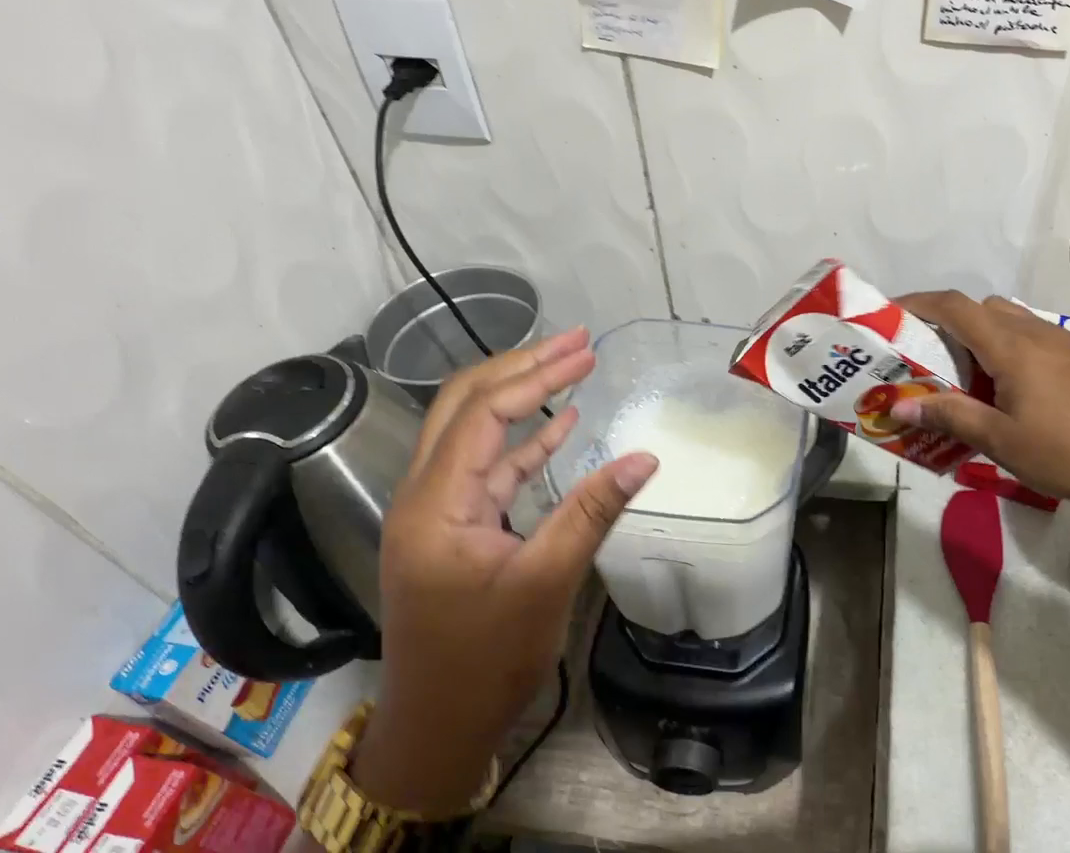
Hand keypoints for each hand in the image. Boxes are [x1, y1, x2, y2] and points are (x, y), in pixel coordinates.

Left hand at [349, 328, 657, 815]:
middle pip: (465, 407)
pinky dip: (523, 444)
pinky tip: (560, 427)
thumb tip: (644, 458)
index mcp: (436, 502)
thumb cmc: (486, 660)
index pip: (482, 413)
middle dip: (522, 368)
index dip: (536, 376)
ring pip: (473, 433)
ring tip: (572, 367)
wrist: (437, 726)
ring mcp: (435, 511)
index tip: (586, 352)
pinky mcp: (453, 529)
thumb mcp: (546, 584)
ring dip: (522, 399)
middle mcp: (425, 495)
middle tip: (577, 342)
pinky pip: (486, 470)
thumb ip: (592, 513)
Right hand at [890, 292, 1069, 512]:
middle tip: (921, 356)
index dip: (918, 304)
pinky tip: (1004, 389)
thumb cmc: (1068, 454)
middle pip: (981, 308)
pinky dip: (1004, 347)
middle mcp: (1036, 332)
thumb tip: (898, 406)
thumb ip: (949, 416)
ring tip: (960, 376)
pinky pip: (1030, 336)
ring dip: (978, 335)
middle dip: (945, 322)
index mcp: (1013, 346)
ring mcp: (1063, 342)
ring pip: (1008, 319)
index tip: (889, 316)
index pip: (956, 306)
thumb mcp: (1001, 441)